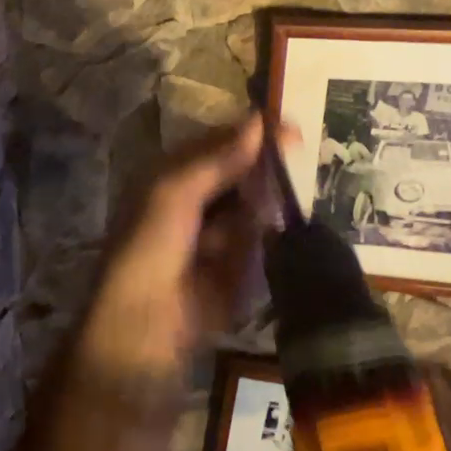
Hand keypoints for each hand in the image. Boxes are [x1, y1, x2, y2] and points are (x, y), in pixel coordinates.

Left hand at [71, 115, 290, 403]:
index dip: (250, 135)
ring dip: (272, 201)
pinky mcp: (232, 274)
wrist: (143, 330)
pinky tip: (294, 226)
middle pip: (237, 177)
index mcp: (168, 180)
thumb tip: (259, 121)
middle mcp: (190, 205)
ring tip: (303, 187)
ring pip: (252, 211)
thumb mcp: (175, 194)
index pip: (215, 146)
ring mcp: (212, 241)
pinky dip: (272, 238)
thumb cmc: (149, 250)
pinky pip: (258, 247)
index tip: (292, 126)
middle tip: (306, 153)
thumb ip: (216, 159)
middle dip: (267, 168)